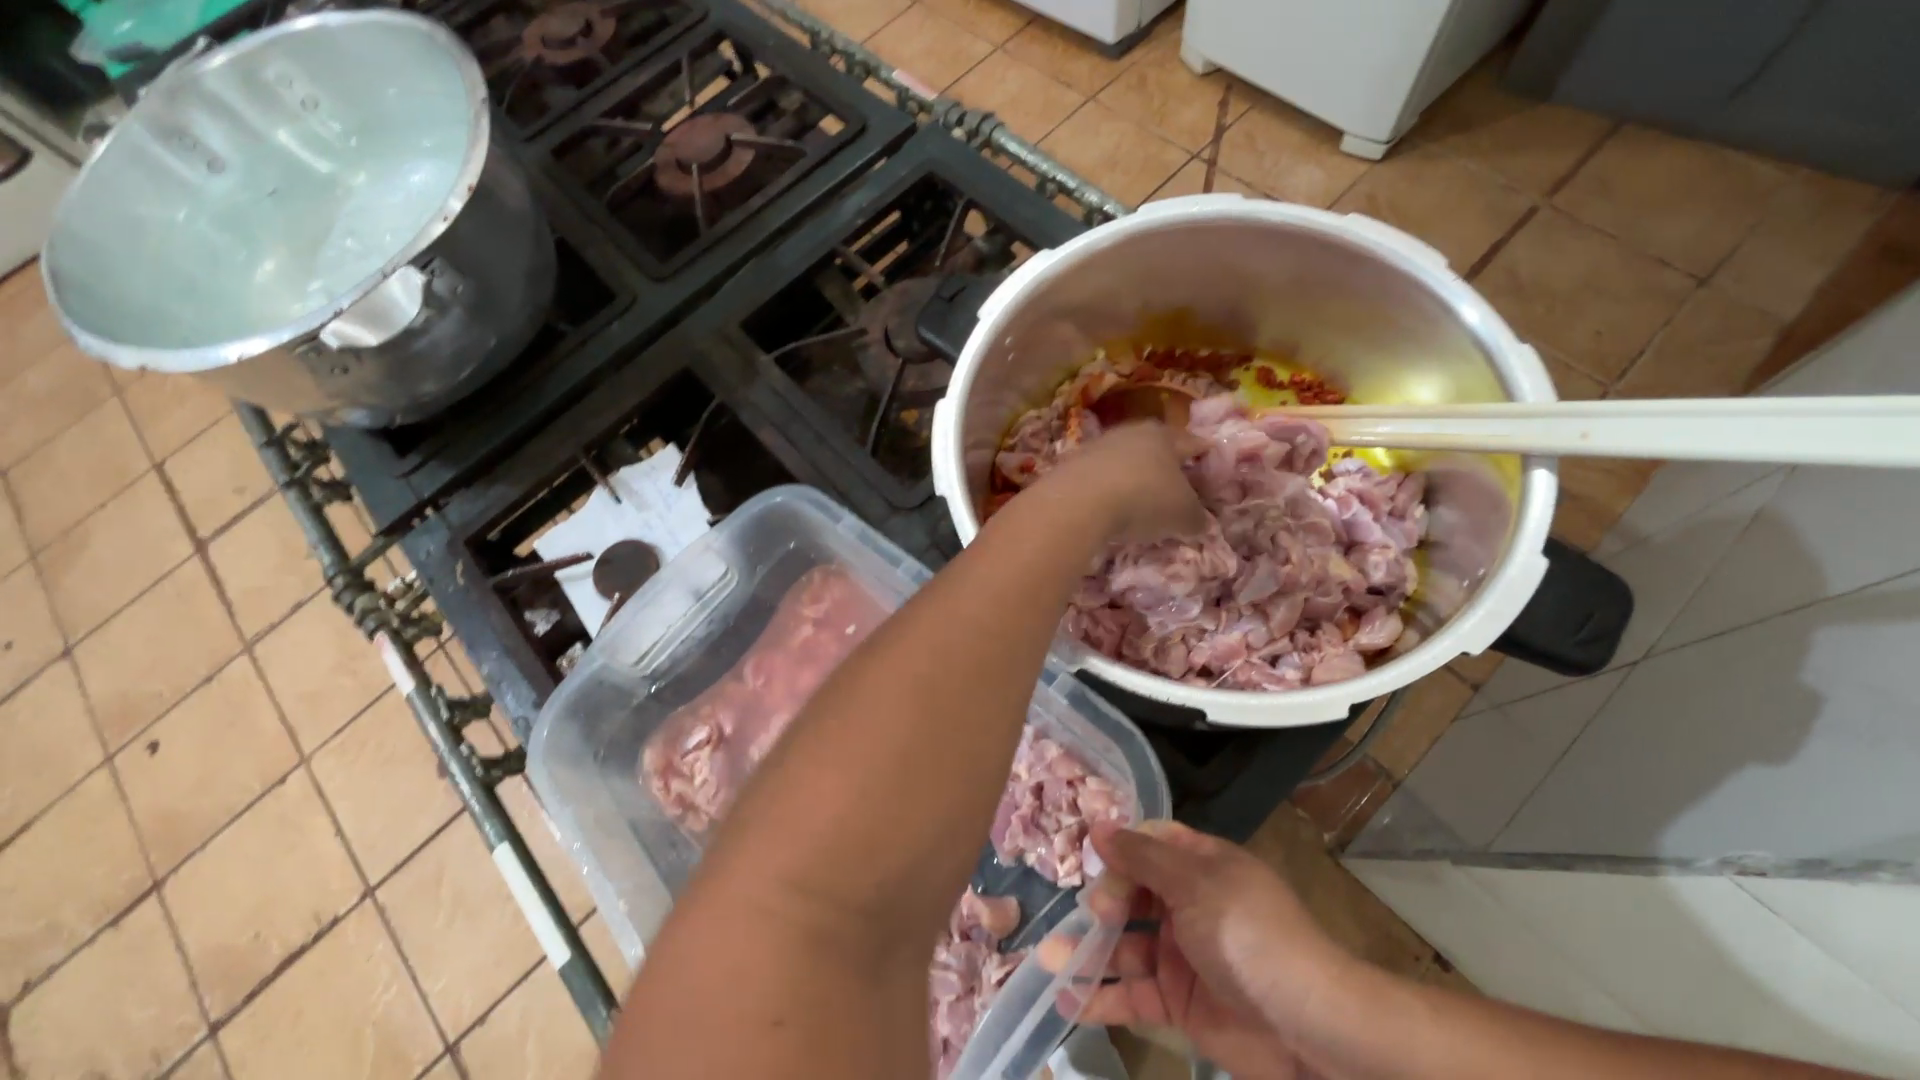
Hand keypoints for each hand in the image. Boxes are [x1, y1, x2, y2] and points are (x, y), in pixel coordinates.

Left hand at [1035, 422, 1206, 544]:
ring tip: (1140, 499)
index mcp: (1166, 437)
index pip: (1193, 442)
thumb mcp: (1182, 516)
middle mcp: (1132, 433)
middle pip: (1156, 446)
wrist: (1080, 500)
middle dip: (1166, 464)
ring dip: (1133, 475)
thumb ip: (1196, 518)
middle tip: (1176, 483)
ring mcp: (1098, 446)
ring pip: (1125, 459)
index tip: (1210, 465)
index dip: (1205, 455)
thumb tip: (1199, 522)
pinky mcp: (1072, 464)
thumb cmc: (1145, 499)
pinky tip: (1109, 506)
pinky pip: (1100, 476)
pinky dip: (1108, 488)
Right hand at [1063, 822, 1355, 1078]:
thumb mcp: (1197, 884)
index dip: (1120, 852)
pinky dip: (1100, 998)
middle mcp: (1189, 907)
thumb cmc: (1250, 937)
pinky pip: (1133, 997)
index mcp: (1202, 868)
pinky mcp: (1179, 1005)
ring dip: (1088, 952)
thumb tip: (1098, 825)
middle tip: (1087, 916)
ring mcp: (1183, 958)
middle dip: (1099, 905)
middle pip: (1131, 897)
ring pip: (1124, 948)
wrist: (1308, 1027)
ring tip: (1049, 959)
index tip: (1086, 860)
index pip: (1150, 847)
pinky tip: (1067, 999)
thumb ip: (1143, 857)